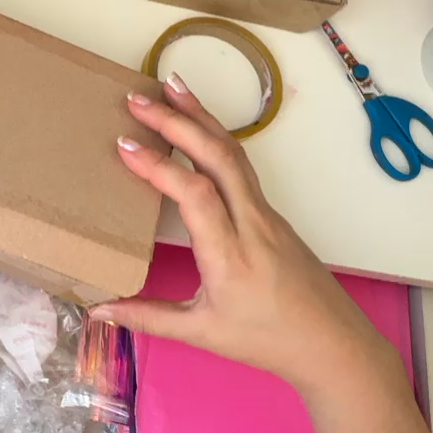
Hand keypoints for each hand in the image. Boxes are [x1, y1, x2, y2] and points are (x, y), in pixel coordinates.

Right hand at [89, 74, 400, 394]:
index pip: (195, 194)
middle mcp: (252, 223)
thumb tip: (97, 310)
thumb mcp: (202, 333)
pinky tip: (198, 126)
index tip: (124, 144)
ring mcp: (266, 213)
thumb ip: (147, 317)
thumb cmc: (267, 341)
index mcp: (230, 254)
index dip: (159, 166)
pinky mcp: (271, 213)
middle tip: (139, 98)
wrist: (334, 345)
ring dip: (202, 117)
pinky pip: (241, 165)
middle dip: (178, 121)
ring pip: (234, 153)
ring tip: (171, 87)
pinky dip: (215, 136)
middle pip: (218, 157)